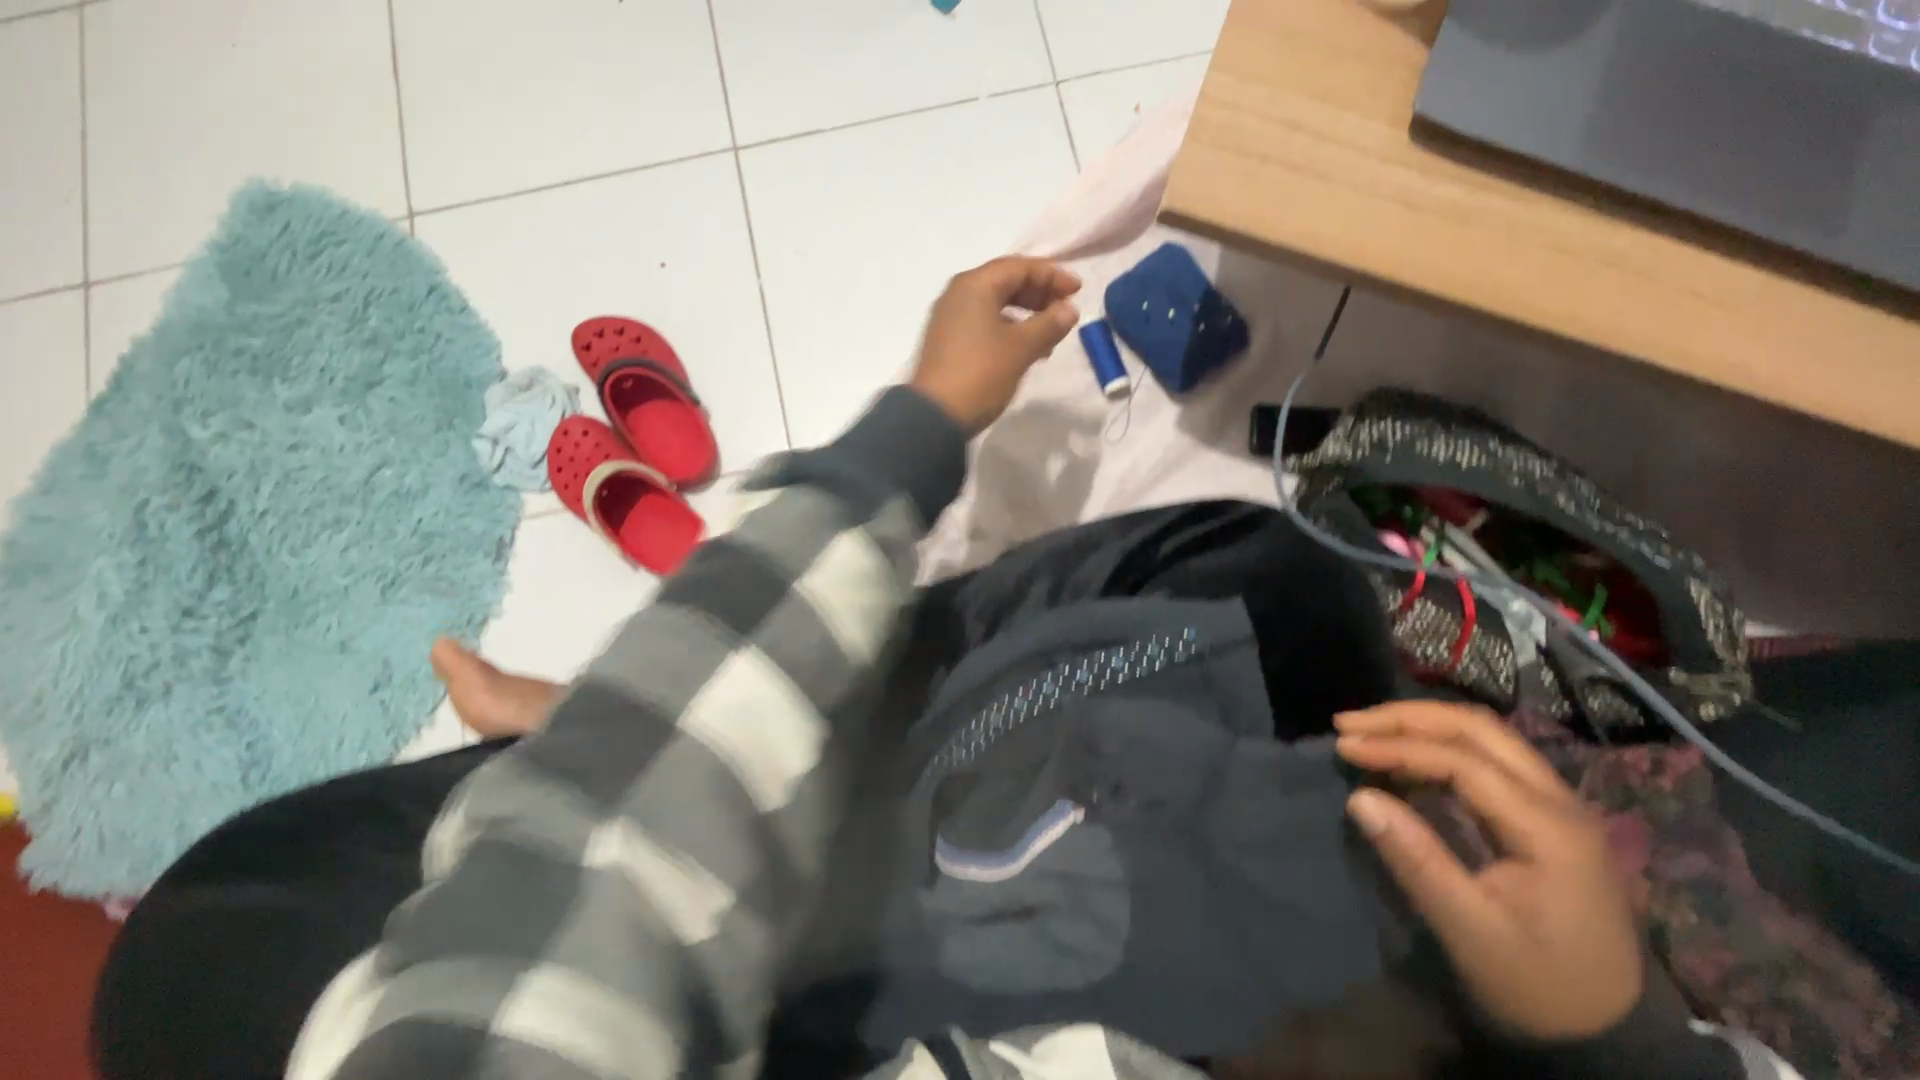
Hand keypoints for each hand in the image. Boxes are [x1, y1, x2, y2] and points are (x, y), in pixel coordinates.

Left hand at [910, 256, 1081, 434]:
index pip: (1019, 267)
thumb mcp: (1021, 348)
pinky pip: (984, 322)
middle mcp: (958, 293)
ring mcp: (950, 317)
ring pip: (995, 304)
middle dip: (1039, 293)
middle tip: (1065, 309)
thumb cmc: (981, 374)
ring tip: (1050, 333)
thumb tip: (1069, 310)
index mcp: (975, 285)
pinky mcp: (948, 340)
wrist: (934, 416)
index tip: (1078, 291)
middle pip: (1005, 282)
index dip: (1052, 275)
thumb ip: (1049, 324)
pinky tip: (1026, 348)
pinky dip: (1008, 328)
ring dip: (1026, 313)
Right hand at [1335, 703, 1643, 1041]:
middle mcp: (1560, 800)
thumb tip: (1358, 797)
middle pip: (1479, 729)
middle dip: (1408, 718)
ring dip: (1425, 726)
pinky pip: (1491, 761)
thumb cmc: (1536, 984)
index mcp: (1548, 826)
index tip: (1343, 747)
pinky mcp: (1546, 818)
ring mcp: (1558, 806)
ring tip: (1368, 732)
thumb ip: (1416, 859)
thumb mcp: (1469, 930)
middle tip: (1348, 724)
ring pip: (1487, 737)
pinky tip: (1404, 761)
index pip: (1462, 759)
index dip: (1397, 746)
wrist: (1606, 1030)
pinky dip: (1442, 748)